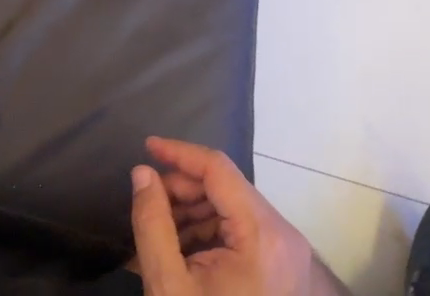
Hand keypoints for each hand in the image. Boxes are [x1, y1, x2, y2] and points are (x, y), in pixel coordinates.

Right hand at [129, 137, 323, 295]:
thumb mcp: (169, 284)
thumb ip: (152, 223)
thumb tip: (142, 174)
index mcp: (261, 233)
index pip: (217, 168)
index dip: (179, 153)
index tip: (145, 147)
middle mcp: (282, 234)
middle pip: (226, 186)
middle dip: (182, 188)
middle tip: (147, 201)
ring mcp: (286, 252)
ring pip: (232, 207)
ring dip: (192, 211)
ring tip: (159, 231)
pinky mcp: (282, 267)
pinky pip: (241, 231)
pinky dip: (209, 232)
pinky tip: (180, 250)